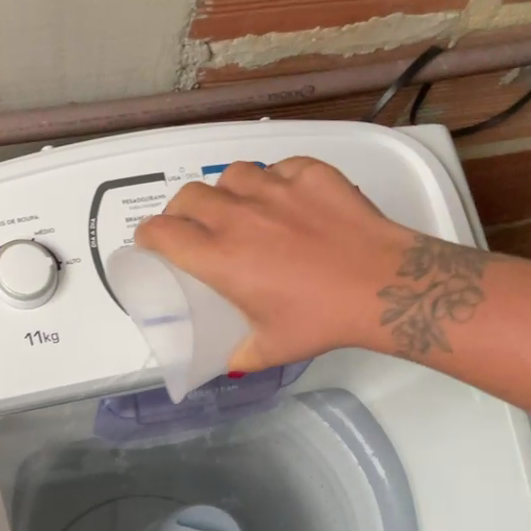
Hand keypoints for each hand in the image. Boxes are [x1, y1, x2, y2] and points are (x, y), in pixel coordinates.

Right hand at [133, 157, 425, 372]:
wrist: (382, 286)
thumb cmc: (323, 320)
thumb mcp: (273, 348)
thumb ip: (242, 355)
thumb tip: (230, 362)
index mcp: (221, 259)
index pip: (163, 232)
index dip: (149, 236)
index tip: (152, 244)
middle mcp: (240, 217)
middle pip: (189, 197)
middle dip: (180, 212)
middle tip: (190, 229)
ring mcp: (276, 189)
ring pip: (231, 175)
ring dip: (225, 192)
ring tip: (237, 209)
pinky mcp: (310, 174)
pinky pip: (278, 168)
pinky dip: (273, 182)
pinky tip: (283, 200)